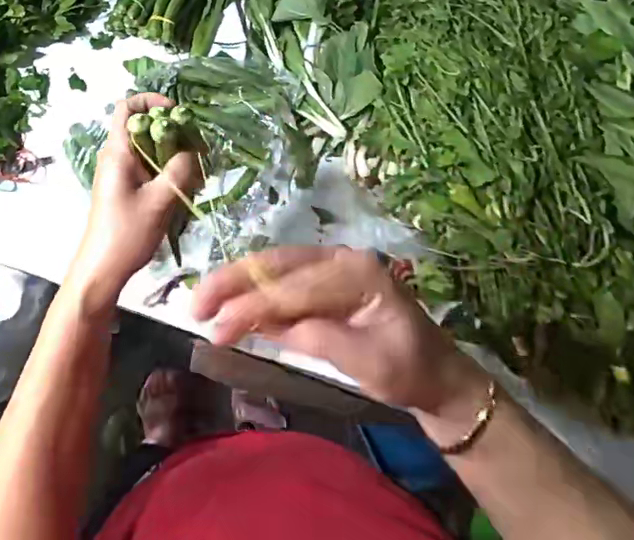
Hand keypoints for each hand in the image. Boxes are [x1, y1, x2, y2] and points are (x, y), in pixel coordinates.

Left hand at [66, 93, 201, 308]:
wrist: (101, 269)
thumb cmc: (126, 233)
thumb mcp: (159, 201)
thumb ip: (179, 171)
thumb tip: (194, 151)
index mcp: (117, 152)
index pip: (126, 108)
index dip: (150, 101)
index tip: (176, 113)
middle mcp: (115, 156)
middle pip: (143, 127)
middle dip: (172, 133)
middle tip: (196, 148)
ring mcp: (119, 173)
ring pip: (149, 149)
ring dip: (172, 156)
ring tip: (195, 174)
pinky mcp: (125, 188)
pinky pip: (148, 168)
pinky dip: (167, 172)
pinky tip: (184, 190)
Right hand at [191, 246, 490, 436]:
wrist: (438, 376)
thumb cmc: (409, 370)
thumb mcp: (369, 364)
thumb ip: (317, 338)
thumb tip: (266, 326)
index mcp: (357, 272)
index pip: (293, 287)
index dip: (251, 306)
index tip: (216, 326)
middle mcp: (338, 257)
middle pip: (275, 264)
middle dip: (232, 282)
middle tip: (196, 304)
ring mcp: (328, 264)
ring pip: (271, 267)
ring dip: (235, 284)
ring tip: (203, 302)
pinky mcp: (319, 279)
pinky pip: (279, 279)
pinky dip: (251, 292)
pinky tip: (228, 304)